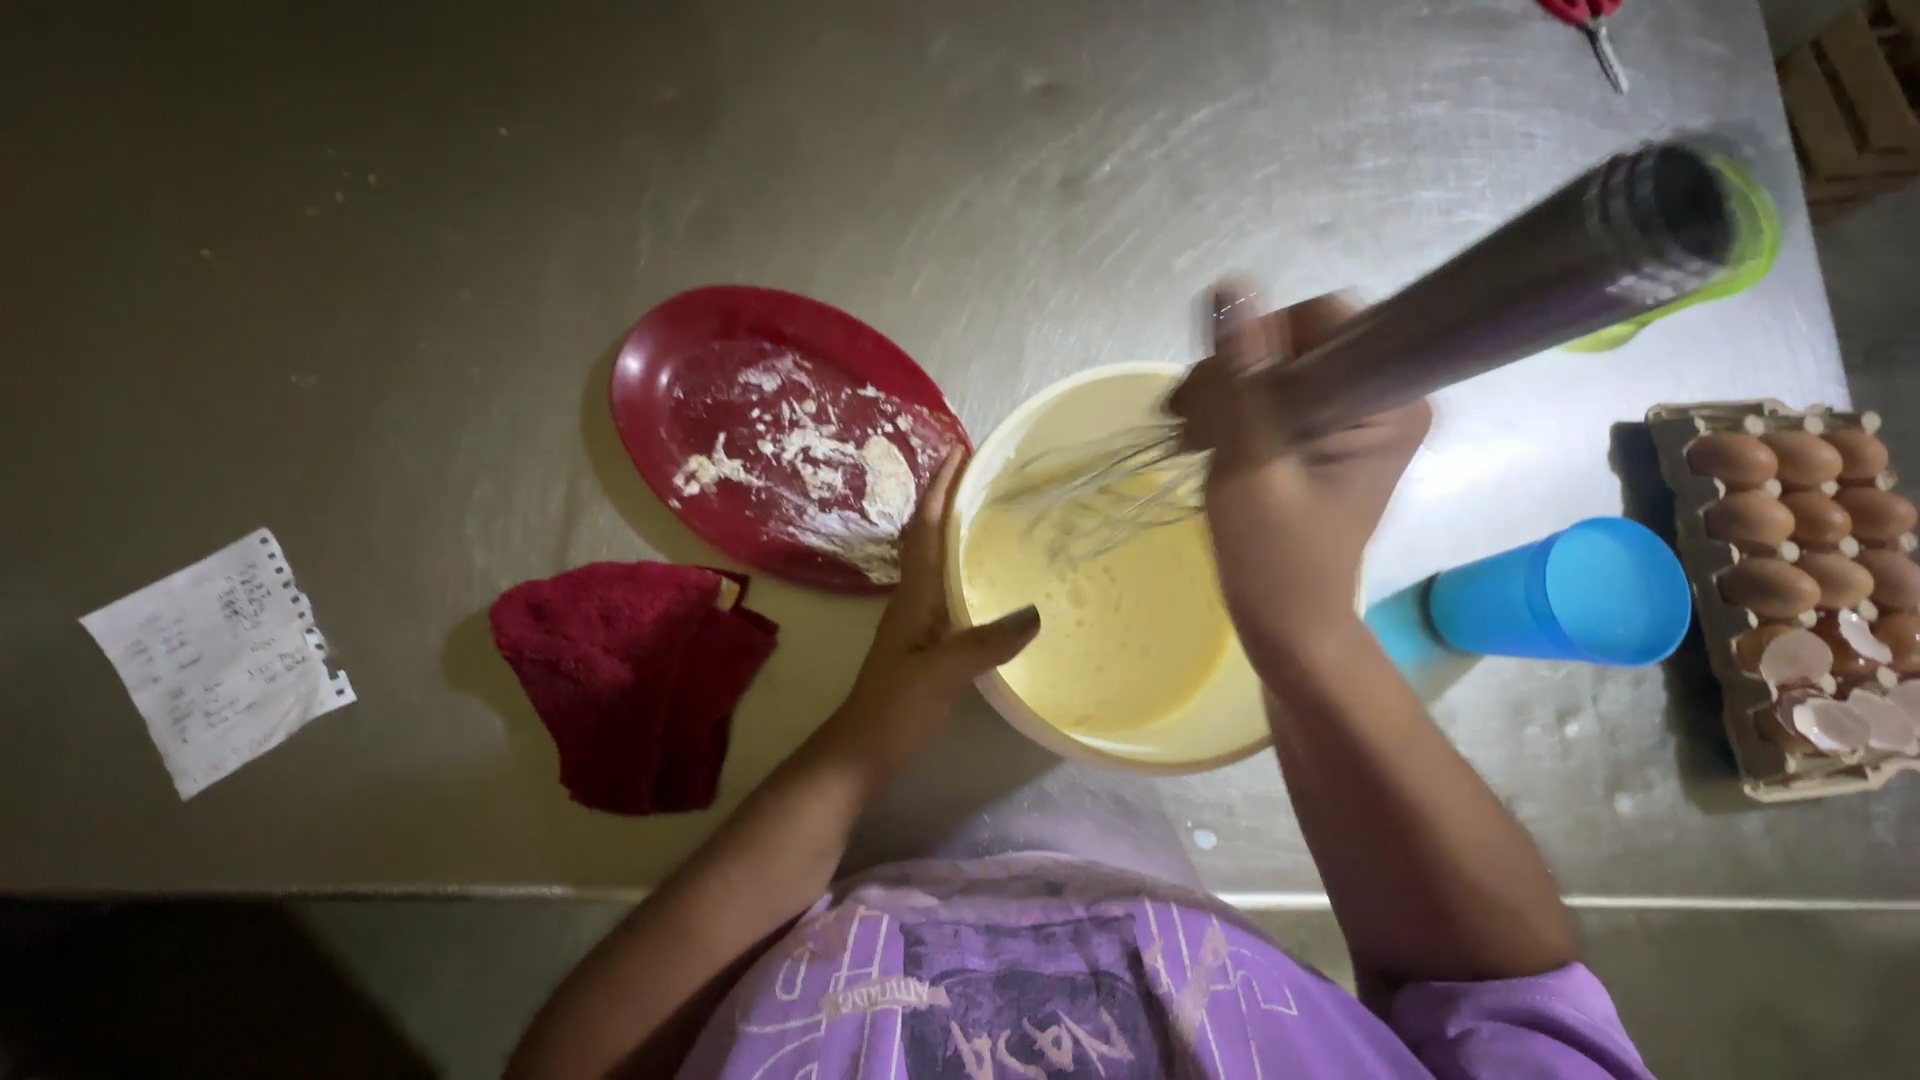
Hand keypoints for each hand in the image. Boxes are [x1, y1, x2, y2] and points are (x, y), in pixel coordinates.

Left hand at [814, 450, 1040, 777]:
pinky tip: (982, 575)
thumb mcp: (943, 674)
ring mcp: (915, 619)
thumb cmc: (896, 708)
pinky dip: (959, 564)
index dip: (940, 487)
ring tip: (985, 508)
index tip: (960, 449)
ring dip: (951, 525)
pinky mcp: (923, 640)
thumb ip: (984, 643)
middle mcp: (911, 597)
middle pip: (926, 533)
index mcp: (913, 595)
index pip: (925, 527)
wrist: (862, 748)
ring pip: (933, 557)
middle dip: (946, 496)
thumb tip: (1035, 611)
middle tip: (980, 470)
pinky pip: (943, 585)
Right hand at [1169, 281, 1430, 647]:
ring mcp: (1360, 413)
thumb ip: (1243, 376)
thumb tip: (1230, 286)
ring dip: (1226, 390)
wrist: (1287, 621)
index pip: (1324, 319)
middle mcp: (1387, 394)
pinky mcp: (1334, 431)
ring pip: (1280, 363)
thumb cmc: (1273, 557)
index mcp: (1390, 399)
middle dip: (1235, 372)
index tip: (1215, 392)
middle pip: (1299, 339)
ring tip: (1190, 437)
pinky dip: (1236, 407)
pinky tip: (1205, 436)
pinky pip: (1279, 391)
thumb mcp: (1251, 461)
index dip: (1260, 341)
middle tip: (1187, 424)